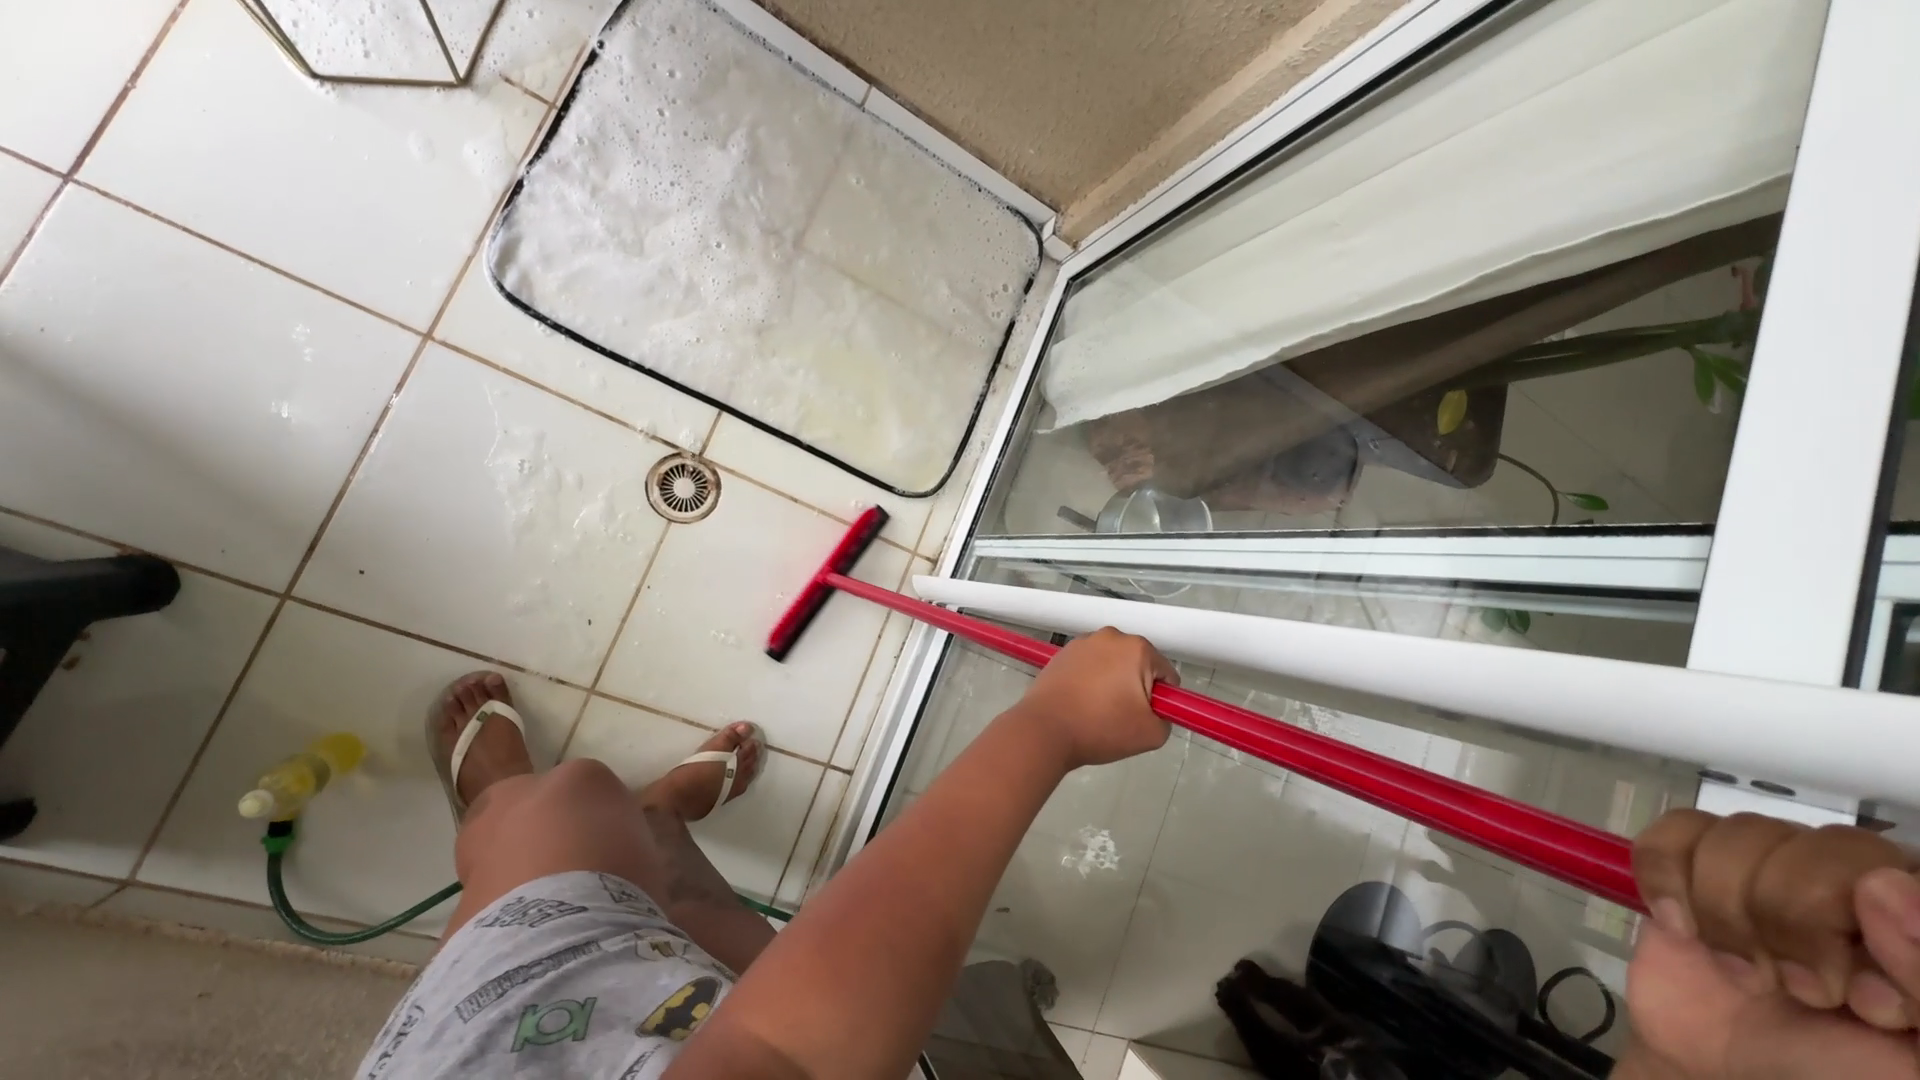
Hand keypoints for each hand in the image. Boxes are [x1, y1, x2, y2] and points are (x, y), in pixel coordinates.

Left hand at [1013, 627, 1175, 769]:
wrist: (1044, 729)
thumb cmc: (1101, 727)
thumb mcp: (1152, 733)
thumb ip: (1167, 719)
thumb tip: (1156, 711)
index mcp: (1137, 648)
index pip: (1166, 674)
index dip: (1162, 700)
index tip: (1146, 717)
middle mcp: (1110, 636)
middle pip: (1138, 666)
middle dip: (1136, 689)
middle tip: (1122, 717)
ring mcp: (1082, 643)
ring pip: (1112, 665)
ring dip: (1112, 684)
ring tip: (1098, 712)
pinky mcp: (1061, 654)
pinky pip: (1088, 667)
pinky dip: (1089, 682)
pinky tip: (1080, 704)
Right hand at [1619, 809, 1919, 1076]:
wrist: (1724, 1072)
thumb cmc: (1838, 1069)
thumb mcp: (1914, 1056)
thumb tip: (1885, 884)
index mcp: (1911, 913)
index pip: (1896, 871)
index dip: (1879, 927)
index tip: (1869, 1001)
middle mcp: (1845, 874)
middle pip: (1818, 846)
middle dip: (1795, 928)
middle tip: (1802, 989)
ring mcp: (1760, 862)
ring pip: (1739, 835)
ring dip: (1729, 918)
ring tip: (1747, 972)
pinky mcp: (1682, 860)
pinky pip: (1669, 833)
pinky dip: (1666, 883)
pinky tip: (1682, 929)